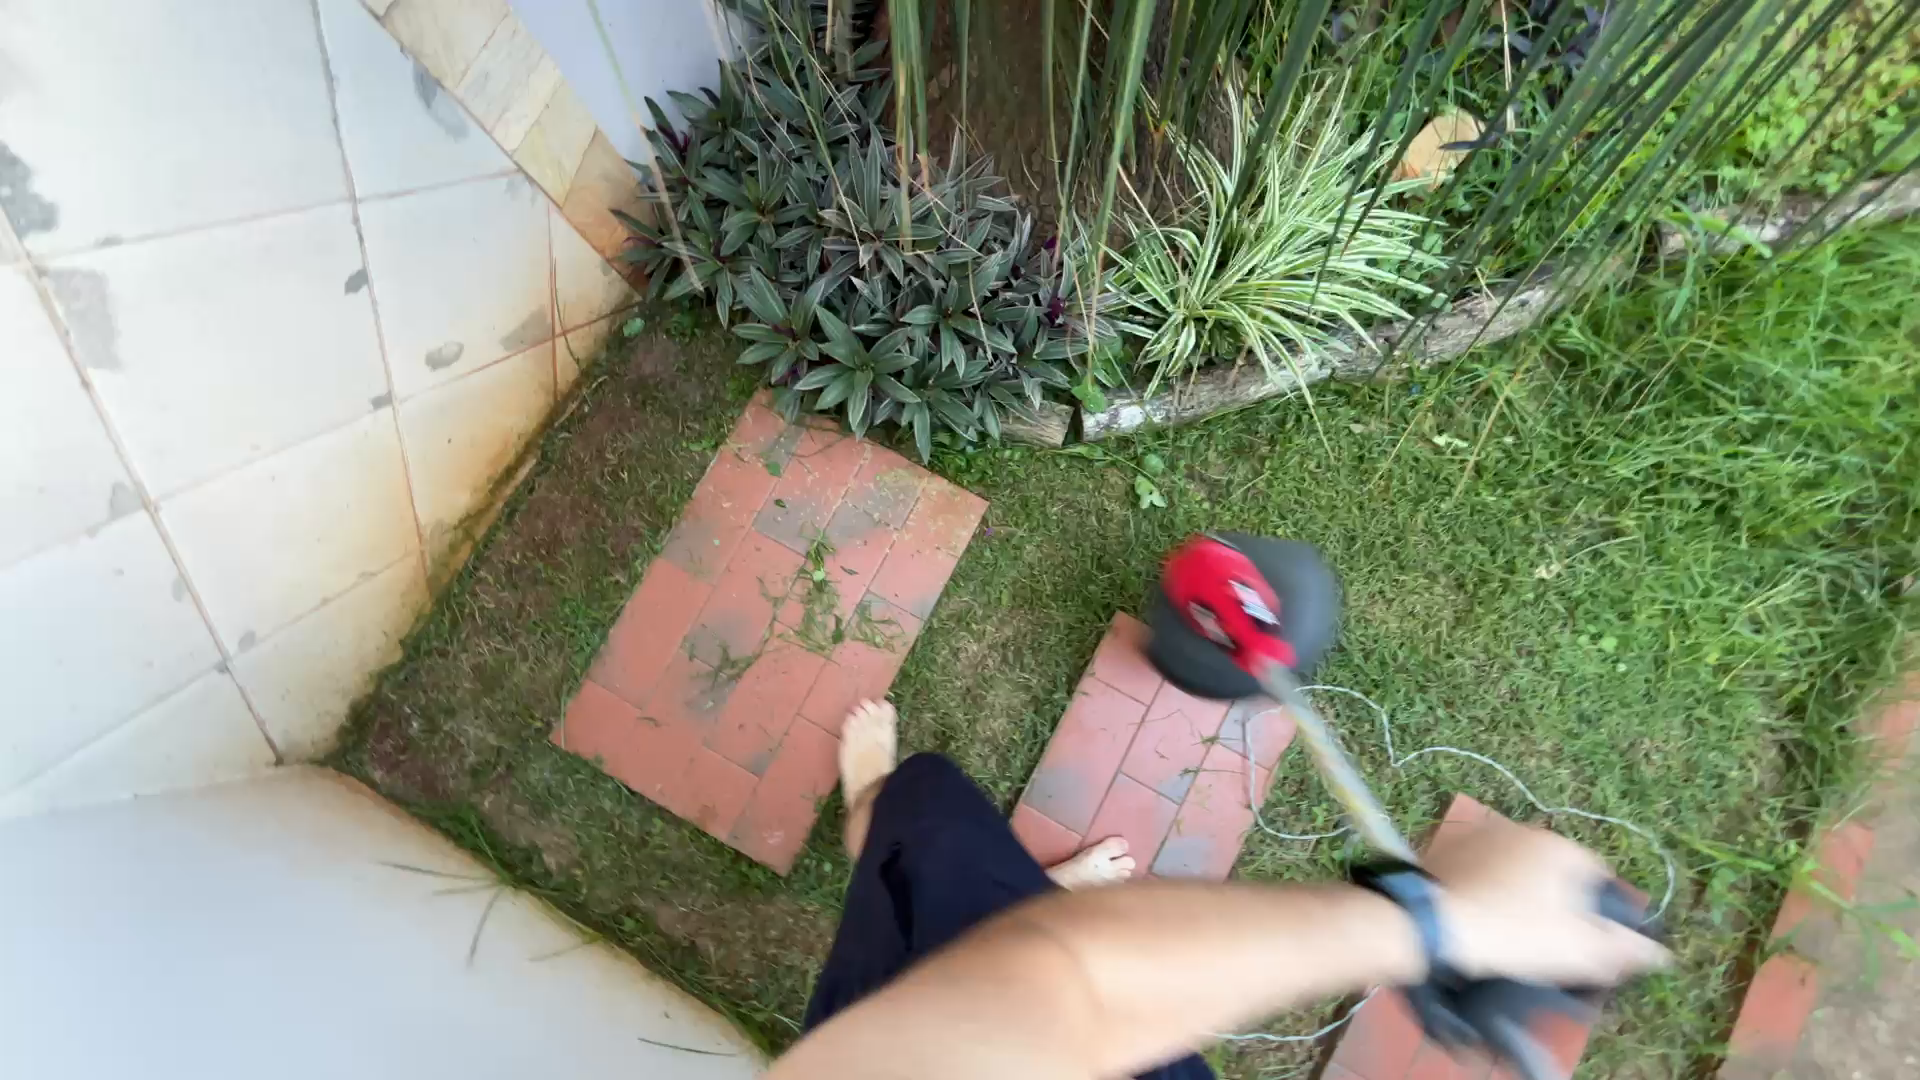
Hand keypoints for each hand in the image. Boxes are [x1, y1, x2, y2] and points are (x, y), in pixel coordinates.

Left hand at [1424, 817, 1669, 984]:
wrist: (1435, 918)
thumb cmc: (1515, 930)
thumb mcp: (1582, 949)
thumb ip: (1625, 948)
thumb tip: (1656, 950)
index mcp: (1558, 846)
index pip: (1599, 875)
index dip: (1601, 908)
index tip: (1592, 936)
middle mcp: (1519, 829)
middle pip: (1557, 868)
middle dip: (1563, 898)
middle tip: (1556, 934)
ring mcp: (1480, 833)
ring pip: (1519, 865)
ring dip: (1525, 890)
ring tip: (1518, 925)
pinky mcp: (1449, 845)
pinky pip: (1485, 866)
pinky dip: (1491, 884)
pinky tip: (1486, 910)